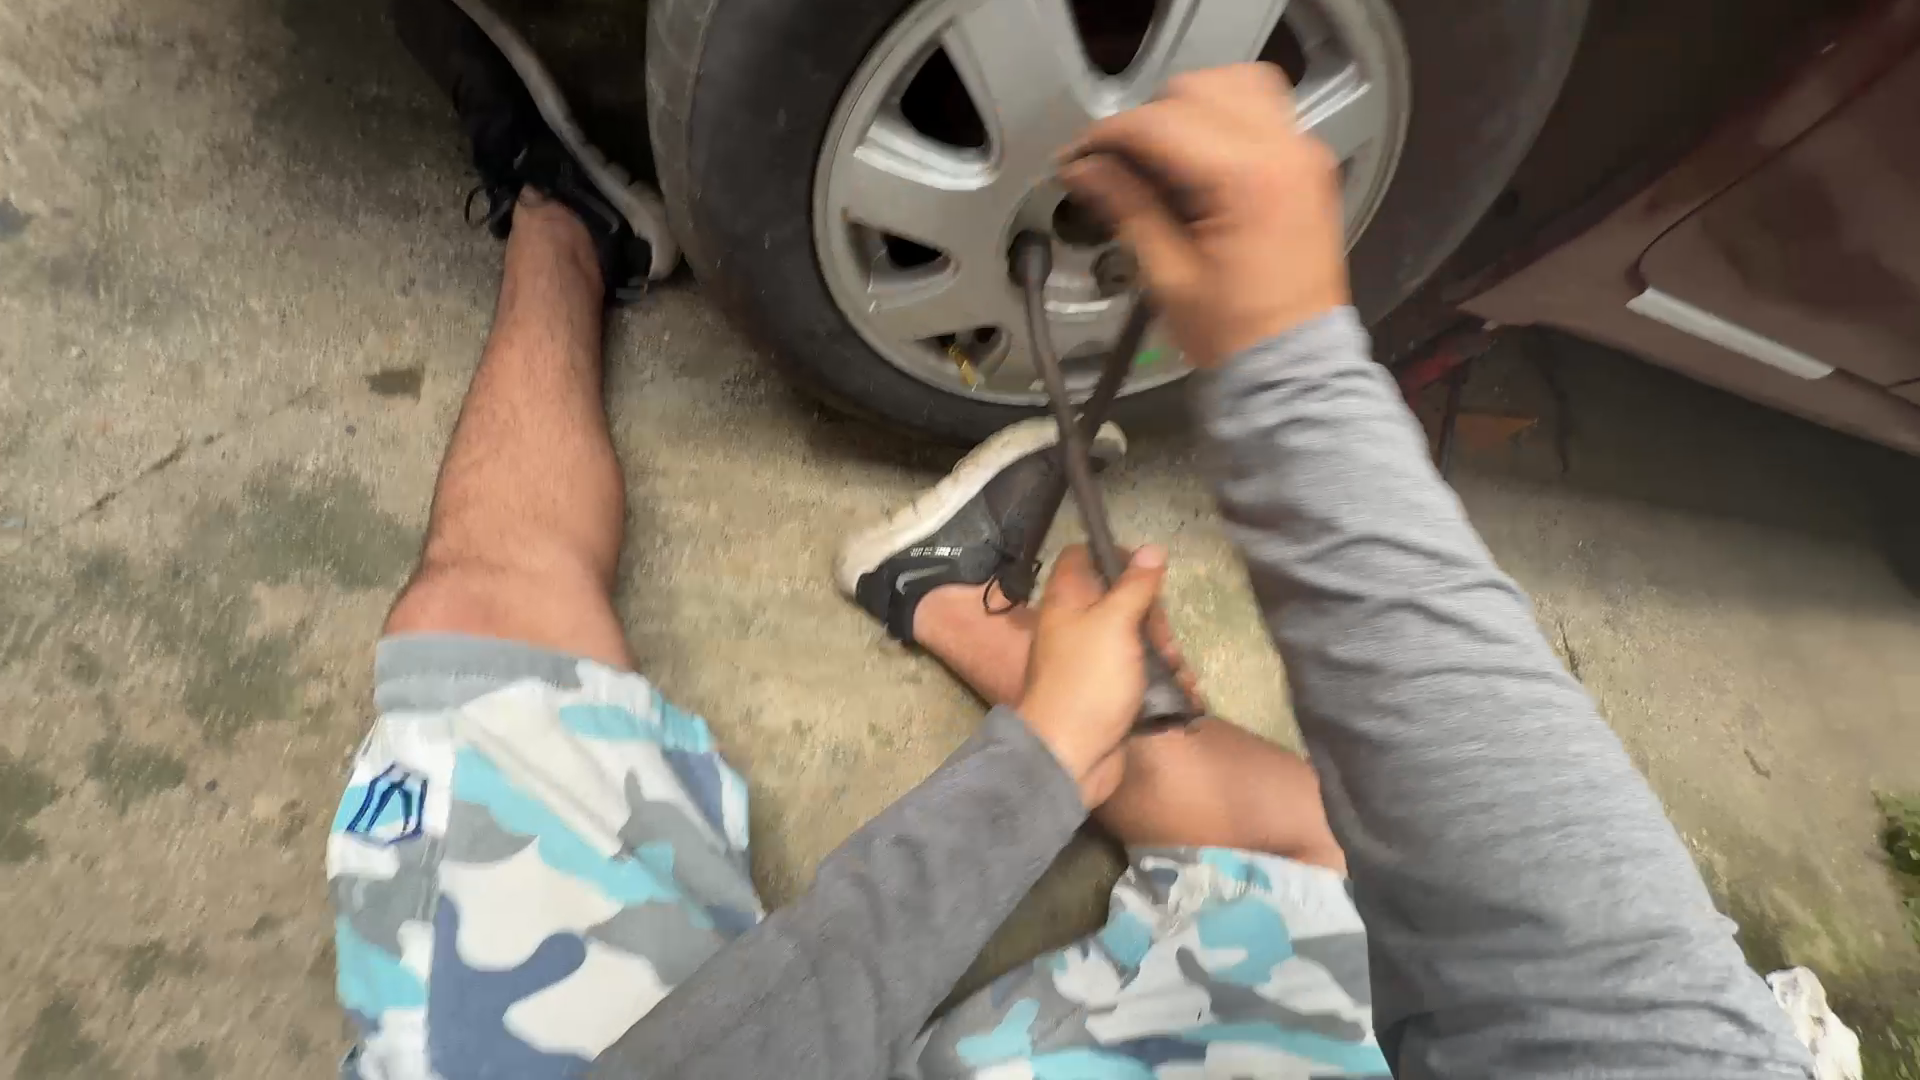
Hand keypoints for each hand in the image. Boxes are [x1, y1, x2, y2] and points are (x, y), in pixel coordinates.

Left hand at [1018, 544, 1170, 807]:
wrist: (1070, 755)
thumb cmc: (1088, 681)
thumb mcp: (1114, 625)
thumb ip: (1134, 586)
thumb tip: (1151, 548)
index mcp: (1066, 601)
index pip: (1081, 556)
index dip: (1112, 554)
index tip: (1146, 569)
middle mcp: (1077, 625)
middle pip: (1121, 599)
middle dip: (1153, 617)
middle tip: (1163, 641)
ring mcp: (1094, 659)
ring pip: (1137, 638)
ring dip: (1165, 652)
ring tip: (1179, 674)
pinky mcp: (1110, 690)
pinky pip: (1141, 672)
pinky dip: (1163, 678)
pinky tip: (1185, 693)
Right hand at [1060, 63, 1350, 368]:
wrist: (1288, 363)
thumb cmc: (1234, 335)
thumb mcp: (1166, 276)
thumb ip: (1126, 208)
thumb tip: (1086, 172)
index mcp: (1246, 181)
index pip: (1162, 123)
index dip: (1109, 136)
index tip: (1078, 158)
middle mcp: (1283, 153)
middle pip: (1199, 89)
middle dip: (1146, 120)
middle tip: (1114, 162)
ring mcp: (1301, 156)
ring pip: (1235, 85)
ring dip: (1185, 110)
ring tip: (1153, 157)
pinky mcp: (1304, 168)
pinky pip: (1261, 113)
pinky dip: (1220, 121)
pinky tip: (1193, 161)